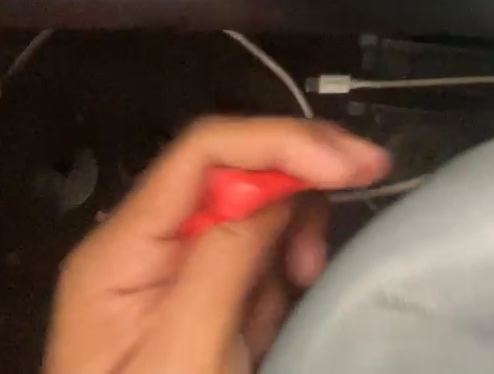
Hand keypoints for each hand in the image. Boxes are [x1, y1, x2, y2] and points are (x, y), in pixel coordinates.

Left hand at [45, 117, 391, 373]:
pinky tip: (295, 288)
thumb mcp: (186, 358)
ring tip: (308, 274)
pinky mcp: (203, 289)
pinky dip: (289, 256)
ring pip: (257, 199)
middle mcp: (147, 240)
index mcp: (122, 248)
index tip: (347, 167)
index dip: (281, 142)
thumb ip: (227, 259)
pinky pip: (260, 242)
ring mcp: (175, 264)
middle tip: (370, 174)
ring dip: (297, 223)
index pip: (205, 150)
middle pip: (236, 164)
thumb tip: (279, 190)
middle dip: (302, 170)